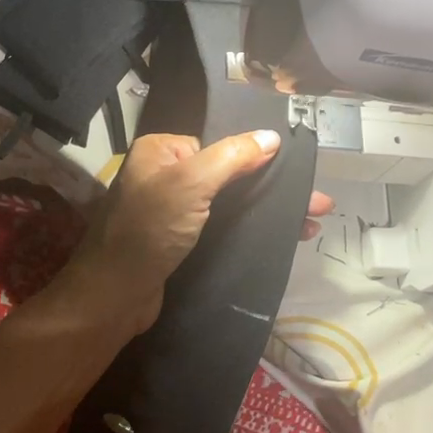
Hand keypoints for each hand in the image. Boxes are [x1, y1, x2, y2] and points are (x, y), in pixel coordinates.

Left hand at [59, 132, 332, 335]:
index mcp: (162, 152)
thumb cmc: (149, 232)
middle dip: (273, 189)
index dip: (257, 157)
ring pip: (231, 206)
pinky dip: (252, 233)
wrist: (114, 297)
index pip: (218, 145)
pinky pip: (224, 230)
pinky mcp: (180, 244)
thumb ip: (232, 157)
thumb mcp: (191, 185)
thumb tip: (273, 136)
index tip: (296, 169)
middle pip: (231, 176)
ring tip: (312, 223)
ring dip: (269, 213)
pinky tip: (283, 239)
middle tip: (318, 203)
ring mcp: (173, 213)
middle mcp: (165, 177)